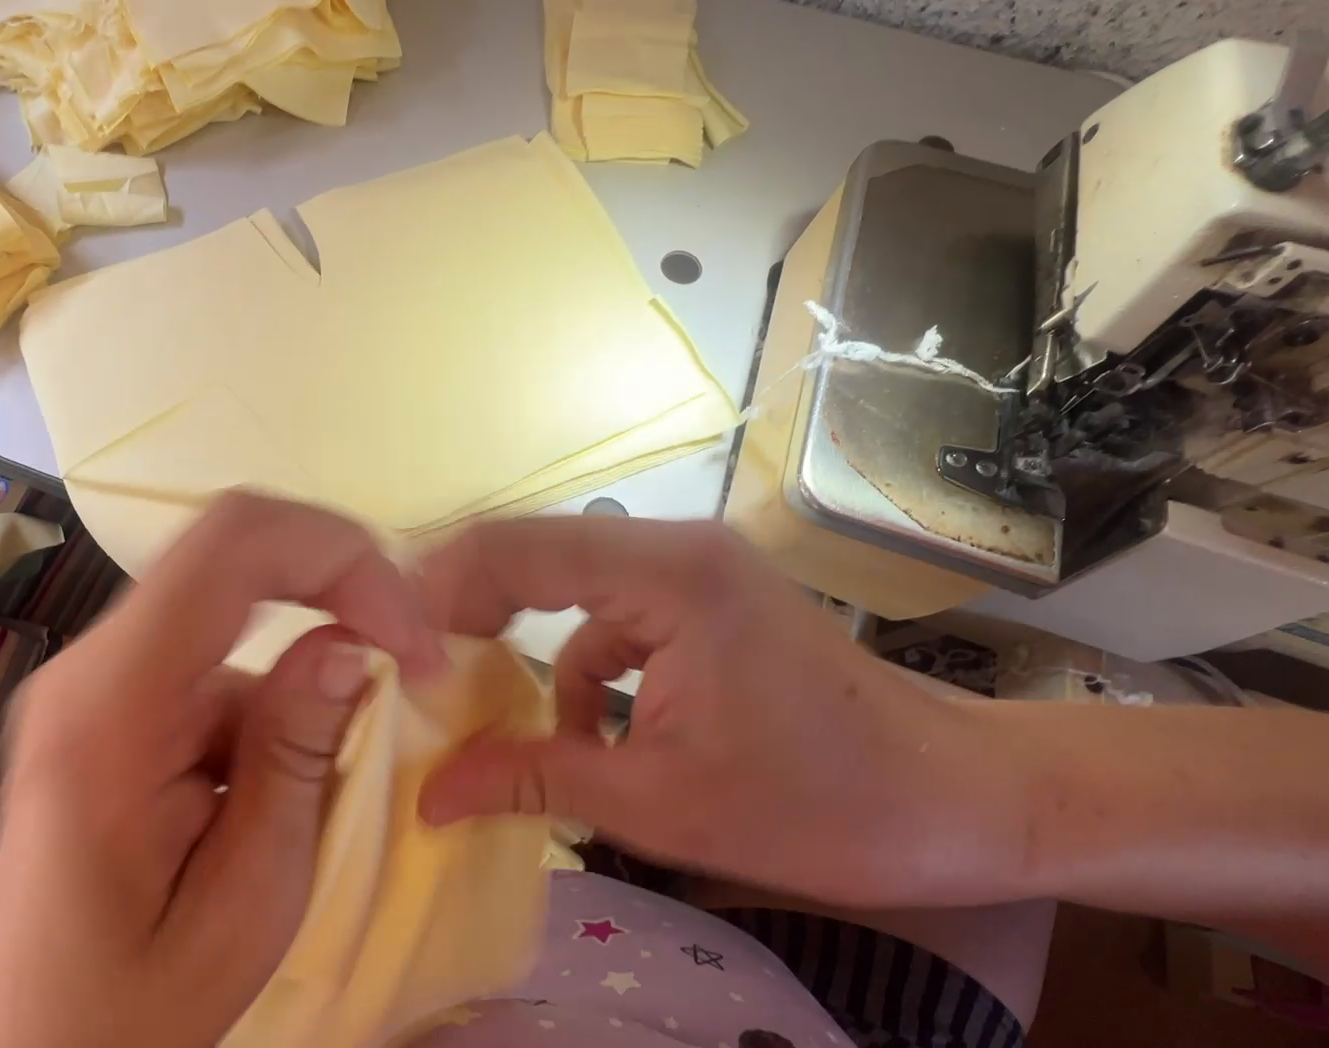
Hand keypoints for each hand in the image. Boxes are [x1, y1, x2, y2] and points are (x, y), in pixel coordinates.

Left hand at [0, 492, 444, 1047]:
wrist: (33, 1043)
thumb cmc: (134, 1003)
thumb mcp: (247, 900)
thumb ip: (295, 758)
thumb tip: (349, 643)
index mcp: (110, 706)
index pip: (229, 549)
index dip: (338, 556)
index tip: (411, 636)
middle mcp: (91, 664)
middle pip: (233, 552)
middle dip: (340, 584)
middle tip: (411, 654)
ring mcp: (96, 673)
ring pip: (234, 603)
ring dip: (307, 659)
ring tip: (337, 759)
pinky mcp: (113, 693)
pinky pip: (215, 651)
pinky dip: (273, 692)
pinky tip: (277, 778)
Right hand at [415, 516, 1031, 909]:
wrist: (964, 803)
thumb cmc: (822, 805)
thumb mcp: (658, 804)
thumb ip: (532, 781)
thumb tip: (429, 795)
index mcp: (665, 575)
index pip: (516, 546)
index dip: (439, 590)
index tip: (389, 647)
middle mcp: (670, 549)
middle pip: (532, 554)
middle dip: (466, 615)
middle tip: (411, 673)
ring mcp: (687, 571)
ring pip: (565, 588)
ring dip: (520, 645)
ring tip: (475, 709)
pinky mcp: (698, 603)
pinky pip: (607, 619)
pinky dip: (577, 670)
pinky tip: (580, 735)